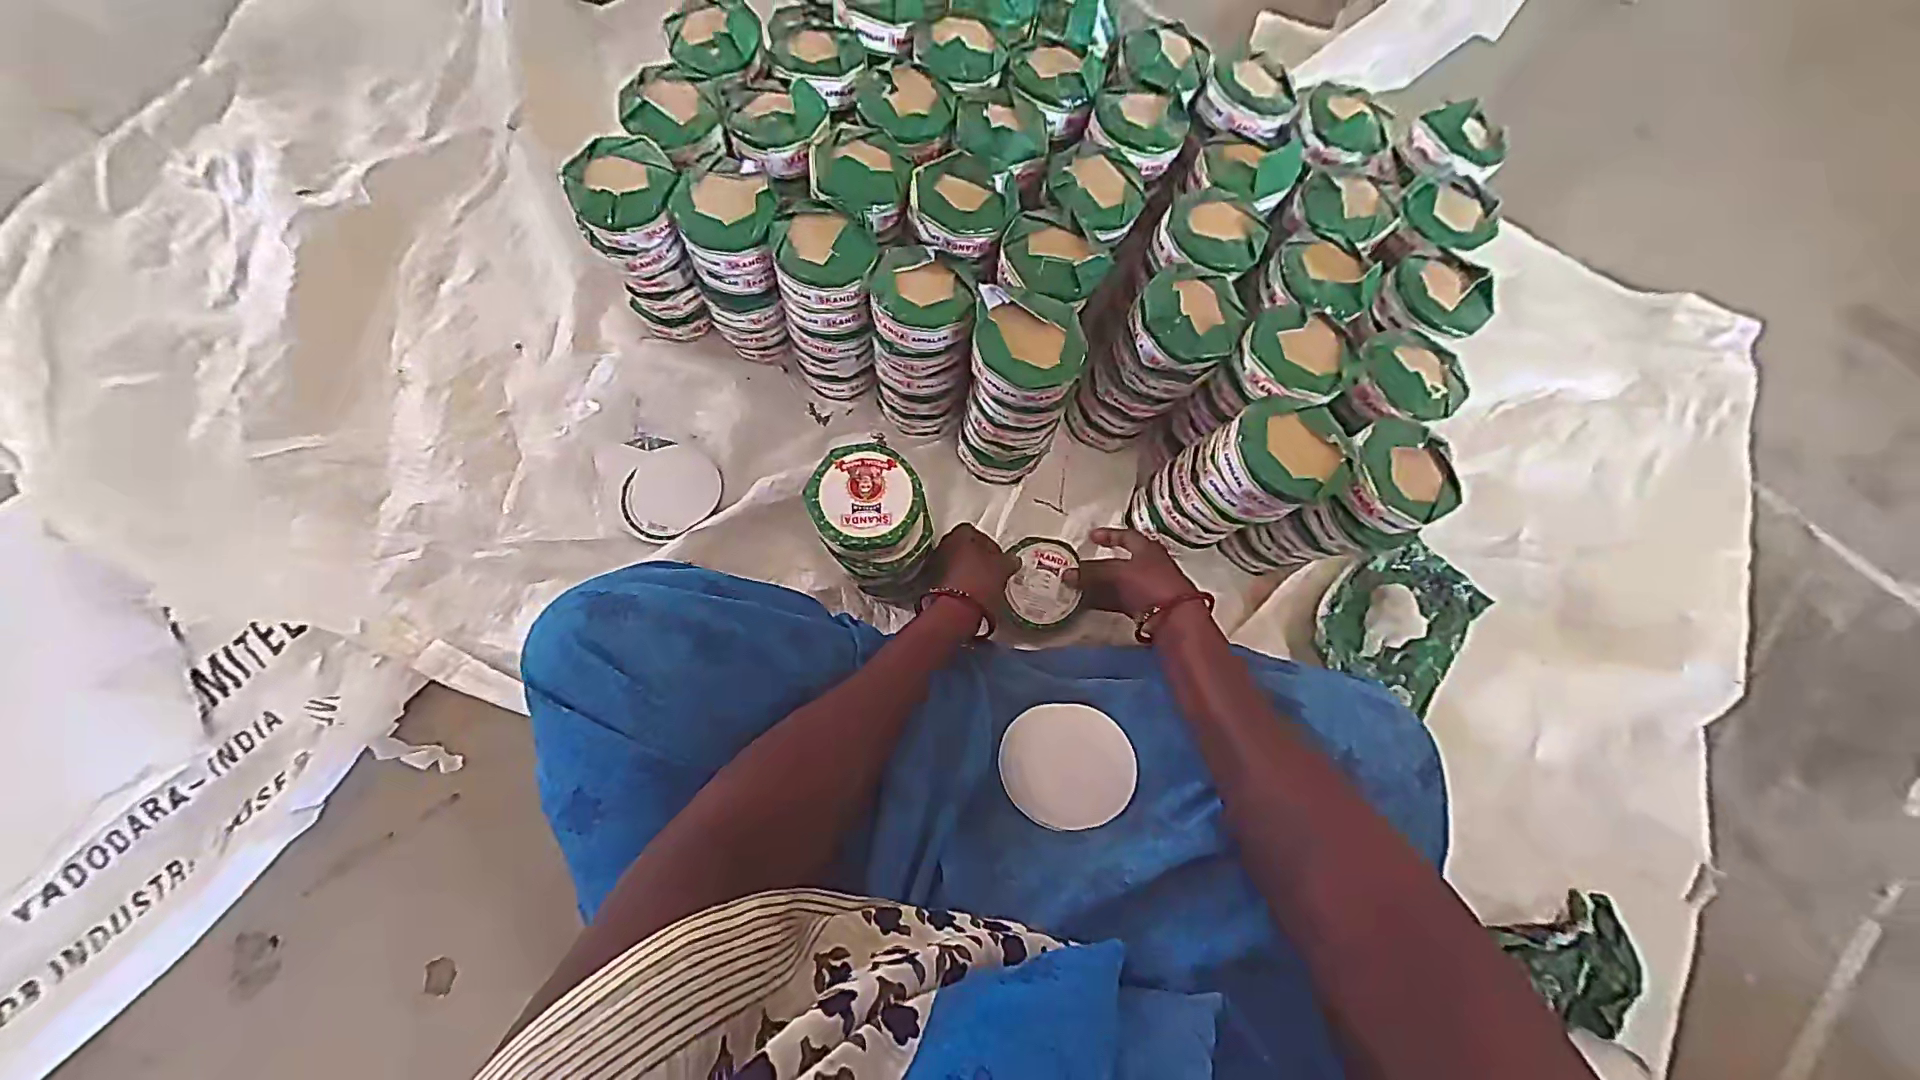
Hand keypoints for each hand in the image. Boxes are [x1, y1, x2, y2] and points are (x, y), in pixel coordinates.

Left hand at [930, 523, 1013, 616]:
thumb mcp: (1003, 568)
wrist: (955, 608)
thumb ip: (1009, 560)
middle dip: (977, 558)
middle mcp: (945, 541)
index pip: (980, 535)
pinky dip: (957, 581)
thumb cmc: (981, 580)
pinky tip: (967, 593)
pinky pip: (948, 576)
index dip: (991, 548)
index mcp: (963, 532)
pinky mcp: (928, 579)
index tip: (999, 561)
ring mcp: (934, 560)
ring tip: (980, 586)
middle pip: (965, 547)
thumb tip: (1012, 559)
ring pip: (956, 562)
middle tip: (990, 572)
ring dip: (966, 570)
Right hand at [1067, 527, 1200, 620]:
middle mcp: (1149, 566)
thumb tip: (1066, 574)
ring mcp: (1147, 588)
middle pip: (1119, 562)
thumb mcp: (1117, 573)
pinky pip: (1119, 599)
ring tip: (1077, 586)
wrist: (1174, 619)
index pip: (1126, 536)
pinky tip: (1088, 602)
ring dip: (1098, 584)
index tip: (1091, 537)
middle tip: (1079, 565)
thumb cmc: (1149, 584)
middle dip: (1098, 564)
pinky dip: (1103, 599)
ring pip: (1117, 582)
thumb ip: (1092, 572)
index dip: (1108, 535)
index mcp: (1147, 549)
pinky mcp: (1144, 608)